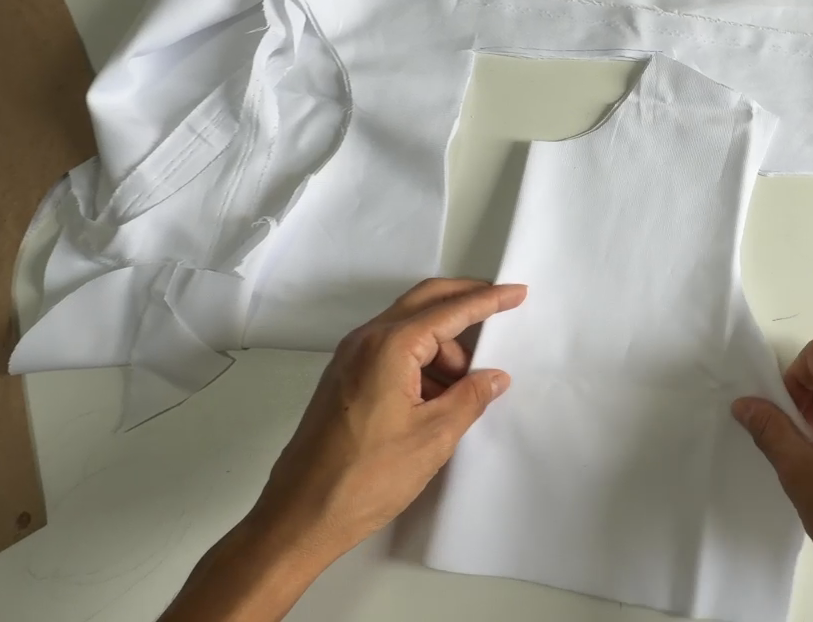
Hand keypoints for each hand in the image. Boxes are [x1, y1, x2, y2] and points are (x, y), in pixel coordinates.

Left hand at [162, 278, 526, 621]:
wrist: (295, 520)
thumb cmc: (367, 477)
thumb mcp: (433, 437)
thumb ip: (470, 397)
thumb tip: (494, 377)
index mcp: (390, 346)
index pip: (451, 311)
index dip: (489, 300)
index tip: (518, 292)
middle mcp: (366, 340)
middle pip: (425, 300)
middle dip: (465, 300)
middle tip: (500, 305)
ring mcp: (350, 358)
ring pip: (408, 326)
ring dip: (443, 342)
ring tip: (465, 384)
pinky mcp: (343, 378)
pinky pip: (392, 348)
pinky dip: (421, 358)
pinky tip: (436, 394)